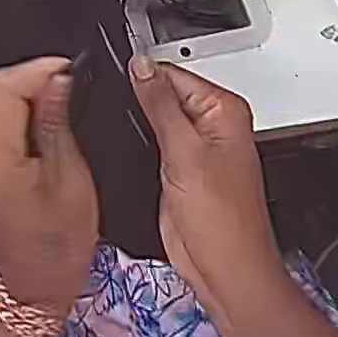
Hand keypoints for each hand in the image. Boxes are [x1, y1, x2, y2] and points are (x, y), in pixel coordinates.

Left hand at [0, 57, 99, 309]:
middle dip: (30, 77)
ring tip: (59, 94)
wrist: (35, 286)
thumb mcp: (72, 175)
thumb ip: (58, 120)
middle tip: (67, 80)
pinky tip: (40, 112)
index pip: (5, 90)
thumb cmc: (60, 243)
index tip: (70, 68)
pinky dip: (14, 106)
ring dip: (22, 90)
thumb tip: (59, 80)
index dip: (39, 71)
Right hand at [127, 56, 286, 315]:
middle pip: (166, 93)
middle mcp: (213, 125)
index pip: (175, 74)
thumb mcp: (184, 151)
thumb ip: (159, 105)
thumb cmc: (222, 220)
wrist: (223, 270)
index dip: (144, 73)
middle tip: (114, 100)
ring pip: (157, 119)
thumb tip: (142, 66)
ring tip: (121, 123)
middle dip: (140, 98)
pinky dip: (141, 143)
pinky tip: (129, 145)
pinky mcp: (181, 169)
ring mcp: (196, 148)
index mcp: (223, 110)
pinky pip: (155, 143)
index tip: (117, 72)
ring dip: (139, 123)